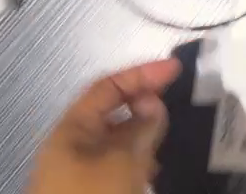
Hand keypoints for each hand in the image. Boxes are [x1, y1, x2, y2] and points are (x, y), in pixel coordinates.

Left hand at [27, 57, 181, 193]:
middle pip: (111, 111)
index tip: (175, 69)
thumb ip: (143, 127)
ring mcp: (77, 175)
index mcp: (70, 131)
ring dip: (142, 132)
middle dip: (143, 104)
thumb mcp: (123, 162)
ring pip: (116, 139)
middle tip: (173, 103)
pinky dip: (138, 158)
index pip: (108, 87)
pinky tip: (154, 168)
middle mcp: (70, 147)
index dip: (142, 74)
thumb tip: (154, 105)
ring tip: (168, 135)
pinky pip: (116, 164)